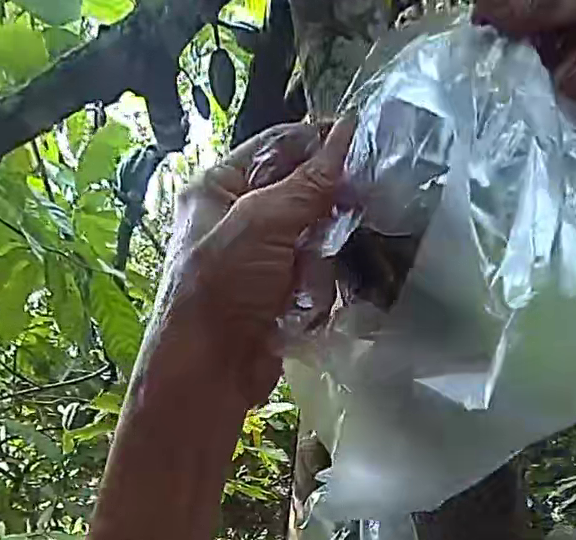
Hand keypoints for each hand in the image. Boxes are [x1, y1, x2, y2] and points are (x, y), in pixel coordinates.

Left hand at [87, 120, 352, 539]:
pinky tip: (306, 305)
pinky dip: (316, 291)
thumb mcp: (262, 223)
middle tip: (352, 214)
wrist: (209, 371)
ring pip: (314, 242)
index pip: (279, 148)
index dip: (320, 144)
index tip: (365, 143)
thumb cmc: (221, 288)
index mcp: (220, 188)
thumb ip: (308, 184)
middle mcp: (240, 221)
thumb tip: (349, 133)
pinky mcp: (279, 298)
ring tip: (305, 282)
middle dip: (324, 213)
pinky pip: (314, 280)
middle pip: (302, 197)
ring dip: (317, 262)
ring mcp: (261, 263)